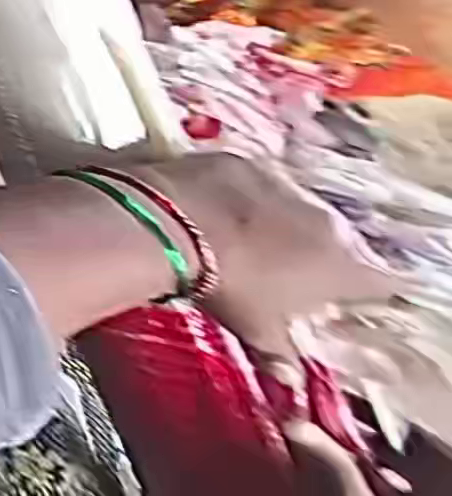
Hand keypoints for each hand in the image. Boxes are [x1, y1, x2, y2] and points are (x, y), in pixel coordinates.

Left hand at [129, 154, 398, 355]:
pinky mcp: (234, 159)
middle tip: (269, 255)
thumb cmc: (221, 284)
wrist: (163, 225)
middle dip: (305, 245)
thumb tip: (289, 381)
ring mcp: (281, 184)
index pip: (378, 281)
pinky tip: (201, 194)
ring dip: (266, 211)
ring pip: (287, 201)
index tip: (328, 289)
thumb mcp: (255, 329)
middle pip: (331, 236)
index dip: (353, 285)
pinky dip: (226, 183)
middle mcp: (329, 223)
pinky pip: (240, 174)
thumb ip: (281, 354)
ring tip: (231, 222)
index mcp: (350, 269)